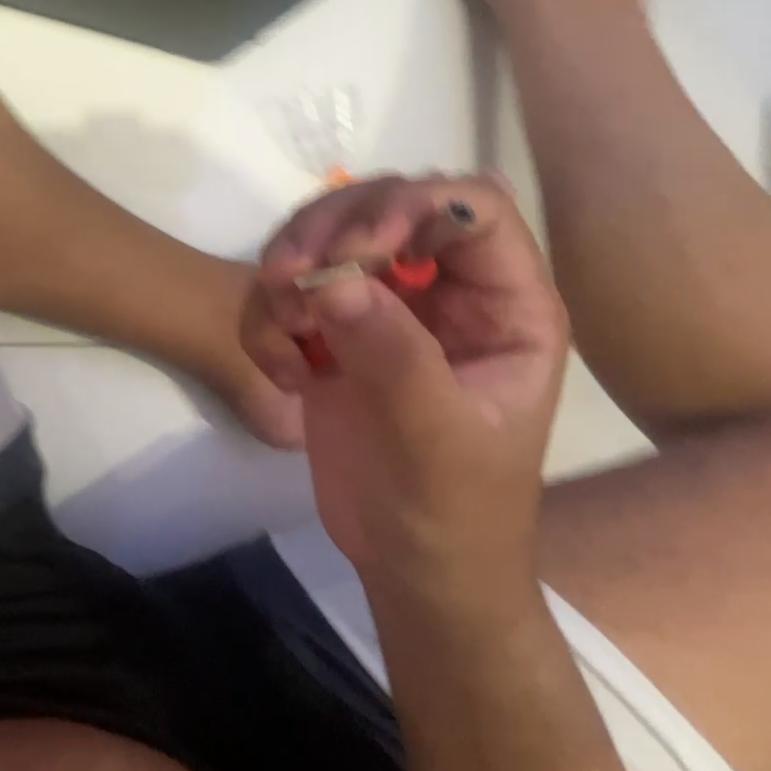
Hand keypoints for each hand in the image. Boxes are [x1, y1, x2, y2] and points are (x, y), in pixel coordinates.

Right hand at [242, 174, 567, 581]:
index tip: (355, 250)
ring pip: (324, 240)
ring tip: (285, 338)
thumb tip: (333, 278)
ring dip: (286, 274)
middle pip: (382, 207)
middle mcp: (443, 291)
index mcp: (503, 304)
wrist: (409, 564)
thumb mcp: (438, 439)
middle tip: (284, 276)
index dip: (411, 207)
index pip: (469, 209)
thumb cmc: (453, 510)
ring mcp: (383, 310)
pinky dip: (267, 322)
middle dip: (328, 231)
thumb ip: (396, 356)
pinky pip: (285, 293)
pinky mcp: (331, 336)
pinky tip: (284, 377)